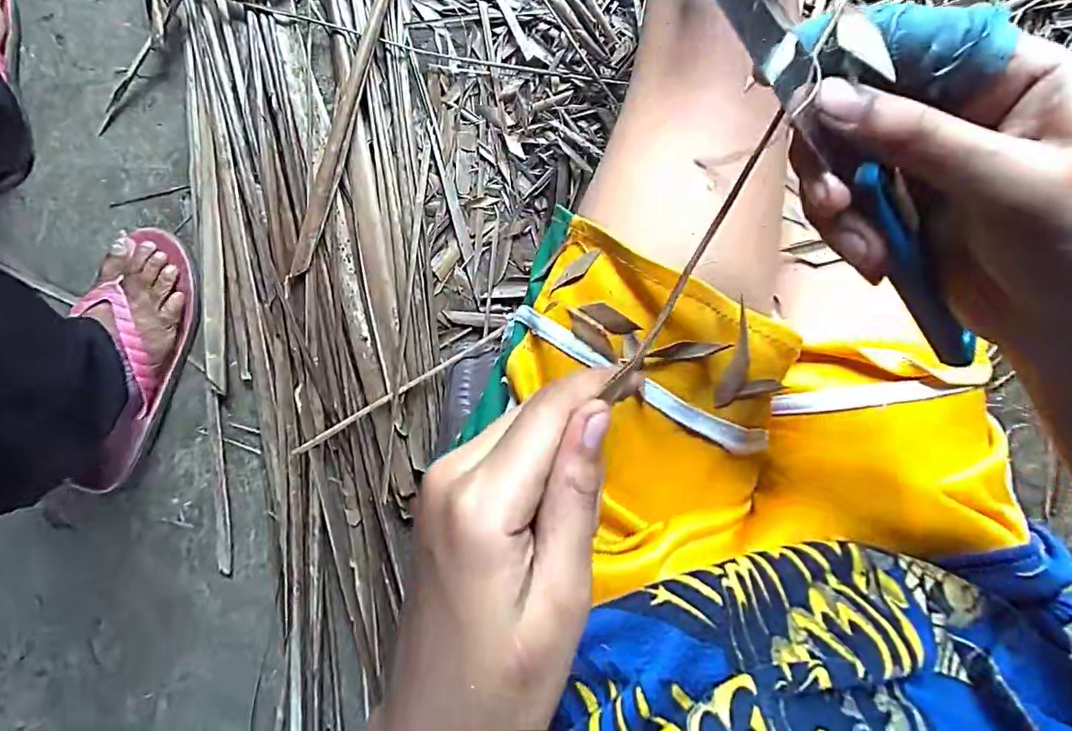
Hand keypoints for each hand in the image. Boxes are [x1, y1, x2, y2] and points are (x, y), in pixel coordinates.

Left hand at [375, 364, 613, 730]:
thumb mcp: (562, 596)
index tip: (638, 375)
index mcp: (480, 500)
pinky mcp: (439, 491)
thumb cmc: (508, 680)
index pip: (547, 411)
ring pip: (514, 424)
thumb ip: (577, 495)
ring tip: (591, 472)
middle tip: (625, 431)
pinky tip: (553, 487)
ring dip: (558, 432)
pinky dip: (534, 451)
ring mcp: (438, 479)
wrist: (433, 726)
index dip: (595, 384)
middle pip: (529, 413)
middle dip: (579, 412)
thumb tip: (596, 412)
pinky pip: (498, 447)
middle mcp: (449, 472)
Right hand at [791, 34, 1071, 372]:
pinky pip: (846, 201)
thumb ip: (920, 137)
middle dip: (833, 148)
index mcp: (1002, 74)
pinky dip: (846, 230)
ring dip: (836, 198)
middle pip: (856, 98)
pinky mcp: (900, 207)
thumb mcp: (1018, 184)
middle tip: (833, 195)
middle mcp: (954, 108)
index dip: (847, 54)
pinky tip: (874, 262)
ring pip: (839, 153)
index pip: (909, 40)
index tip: (799, 86)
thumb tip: (824, 95)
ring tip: (863, 246)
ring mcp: (922, 160)